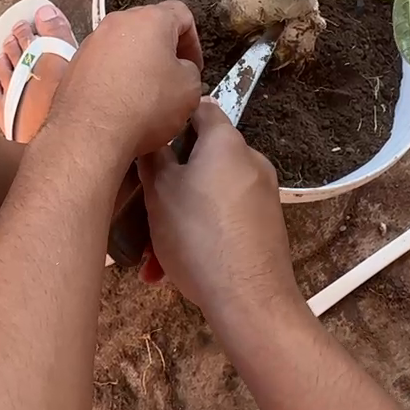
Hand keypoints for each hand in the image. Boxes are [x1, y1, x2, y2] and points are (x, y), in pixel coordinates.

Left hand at [50, 1, 203, 158]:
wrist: (90, 133)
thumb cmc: (142, 108)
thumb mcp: (189, 89)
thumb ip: (191, 70)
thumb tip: (181, 70)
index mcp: (151, 19)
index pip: (182, 14)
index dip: (193, 41)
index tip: (193, 65)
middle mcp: (119, 22)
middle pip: (150, 27)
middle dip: (164, 50)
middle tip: (173, 78)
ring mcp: (93, 41)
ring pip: (125, 45)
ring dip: (139, 64)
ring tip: (146, 95)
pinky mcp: (77, 63)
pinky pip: (104, 63)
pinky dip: (116, 77)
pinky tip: (122, 103)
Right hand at [140, 98, 297, 319]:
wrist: (251, 302)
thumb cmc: (199, 235)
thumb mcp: (159, 191)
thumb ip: (152, 157)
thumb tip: (152, 138)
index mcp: (226, 141)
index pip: (199, 108)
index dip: (171, 117)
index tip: (147, 137)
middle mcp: (250, 160)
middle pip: (201, 158)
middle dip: (169, 184)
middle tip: (143, 210)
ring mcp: (262, 194)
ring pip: (208, 195)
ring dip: (179, 217)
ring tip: (152, 258)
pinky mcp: (266, 226)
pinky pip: (224, 218)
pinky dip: (201, 234)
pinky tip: (173, 271)